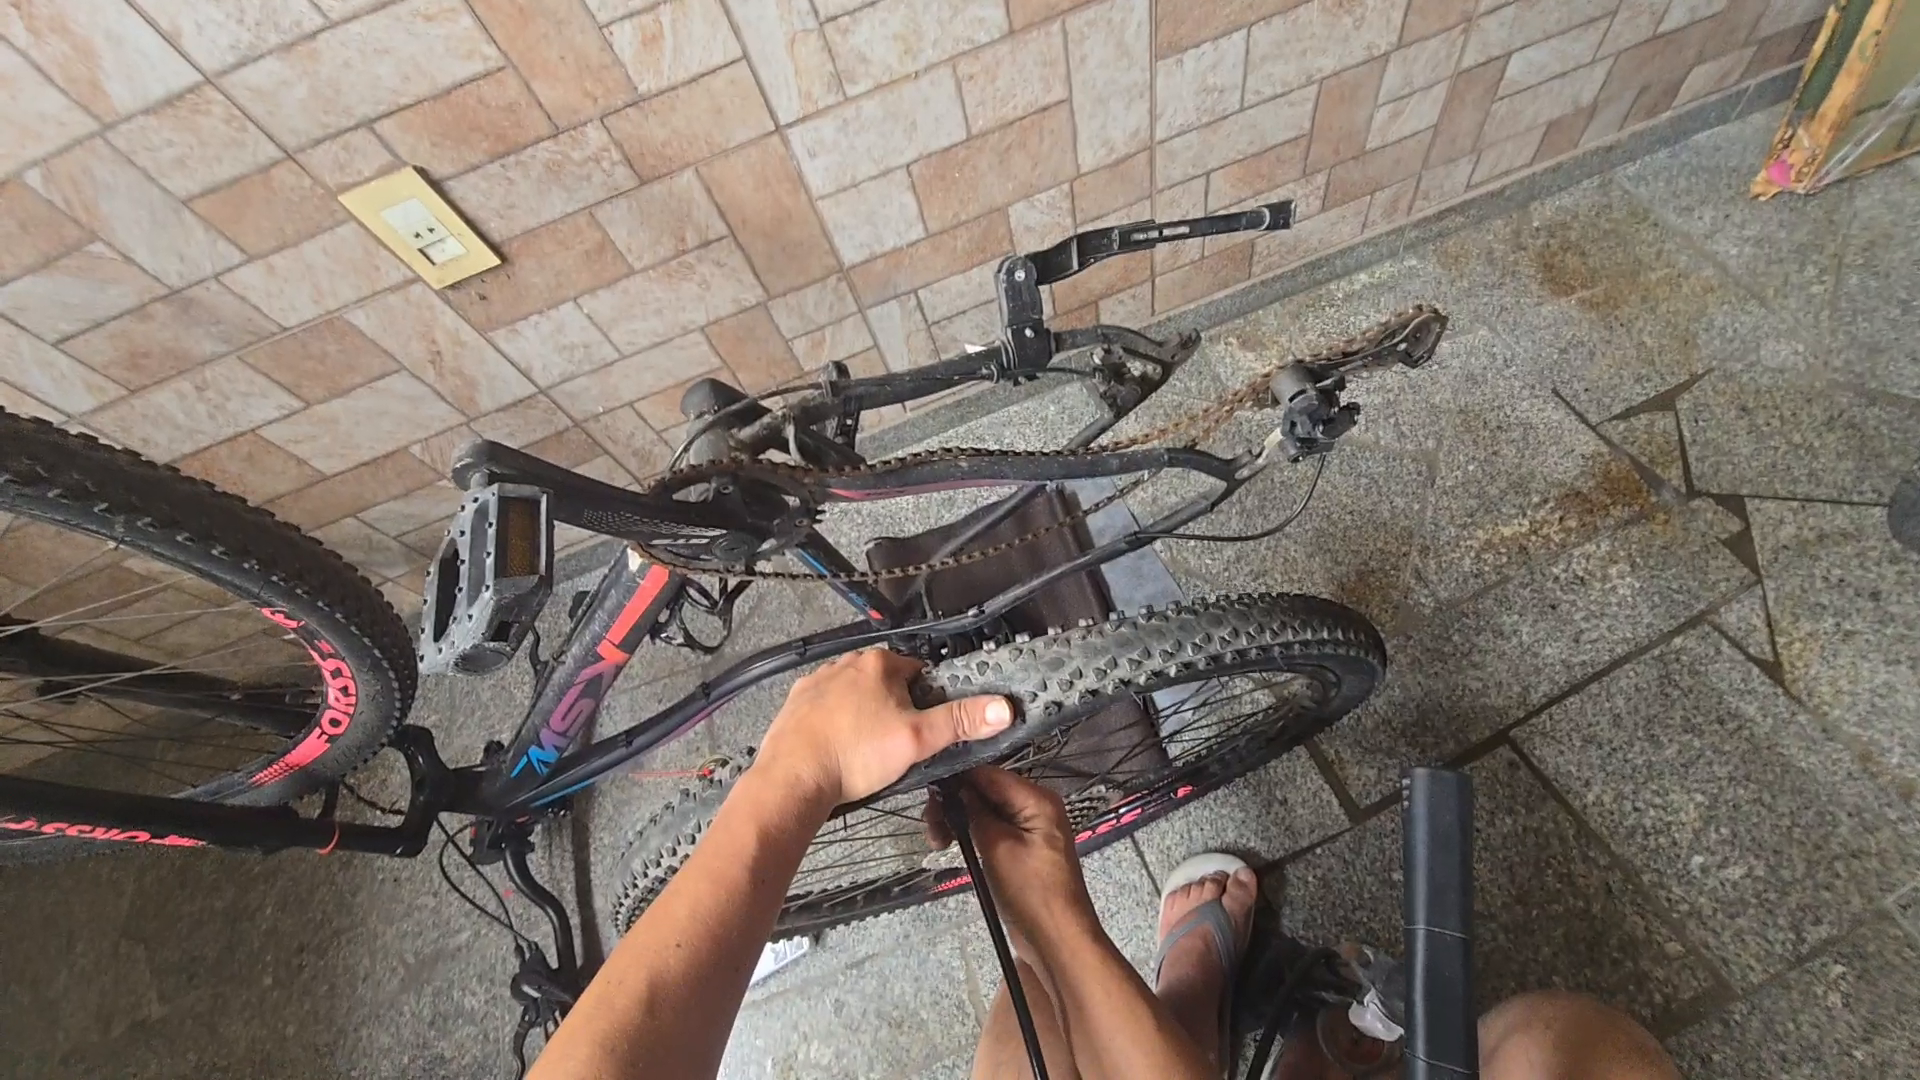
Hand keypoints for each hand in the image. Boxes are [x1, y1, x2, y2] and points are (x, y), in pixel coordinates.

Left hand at [754, 648, 1012, 809]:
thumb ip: (960, 721)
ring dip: (864, 714)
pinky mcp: (796, 702)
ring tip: (865, 751)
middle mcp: (847, 662)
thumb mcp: (918, 740)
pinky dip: (836, 723)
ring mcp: (818, 681)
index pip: (919, 672)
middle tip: (895, 745)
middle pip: (886, 682)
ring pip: (855, 694)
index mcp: (880, 663)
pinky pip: (827, 707)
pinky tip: (838, 748)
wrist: (792, 779)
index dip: (926, 701)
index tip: (923, 727)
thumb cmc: (855, 756)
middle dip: (895, 708)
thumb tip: (1004, 707)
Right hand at [927, 767, 1100, 952]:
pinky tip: (952, 844)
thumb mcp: (997, 846)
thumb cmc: (1030, 891)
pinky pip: (992, 827)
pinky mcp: (1021, 846)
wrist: (1057, 941)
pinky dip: (971, 832)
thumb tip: (954, 786)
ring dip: (959, 820)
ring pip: (985, 809)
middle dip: (955, 803)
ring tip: (937, 841)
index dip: (956, 779)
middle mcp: (1034, 804)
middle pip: (985, 789)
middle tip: (931, 828)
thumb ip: (975, 811)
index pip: (987, 773)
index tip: (928, 796)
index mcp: (1036, 797)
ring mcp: (1029, 826)